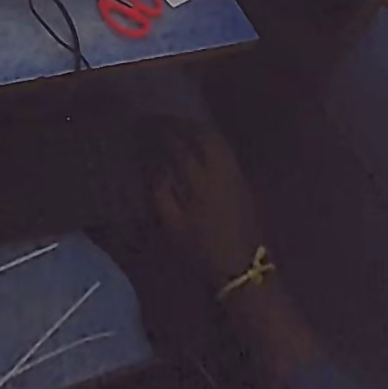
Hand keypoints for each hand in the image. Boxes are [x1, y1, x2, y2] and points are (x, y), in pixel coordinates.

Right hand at [152, 127, 266, 288]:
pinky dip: (210, 139)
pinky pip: (225, 149)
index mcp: (200, 181)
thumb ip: (161, 193)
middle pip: (201, 134)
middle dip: (181, 123)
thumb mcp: (173, 226)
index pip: (176, 146)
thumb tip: (154, 166)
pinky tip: (199, 142)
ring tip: (179, 125)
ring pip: (216, 139)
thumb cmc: (203, 250)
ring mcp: (234, 173)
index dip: (159, 131)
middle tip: (162, 119)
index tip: (143, 123)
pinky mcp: (242, 180)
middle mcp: (219, 171)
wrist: (243, 269)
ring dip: (197, 128)